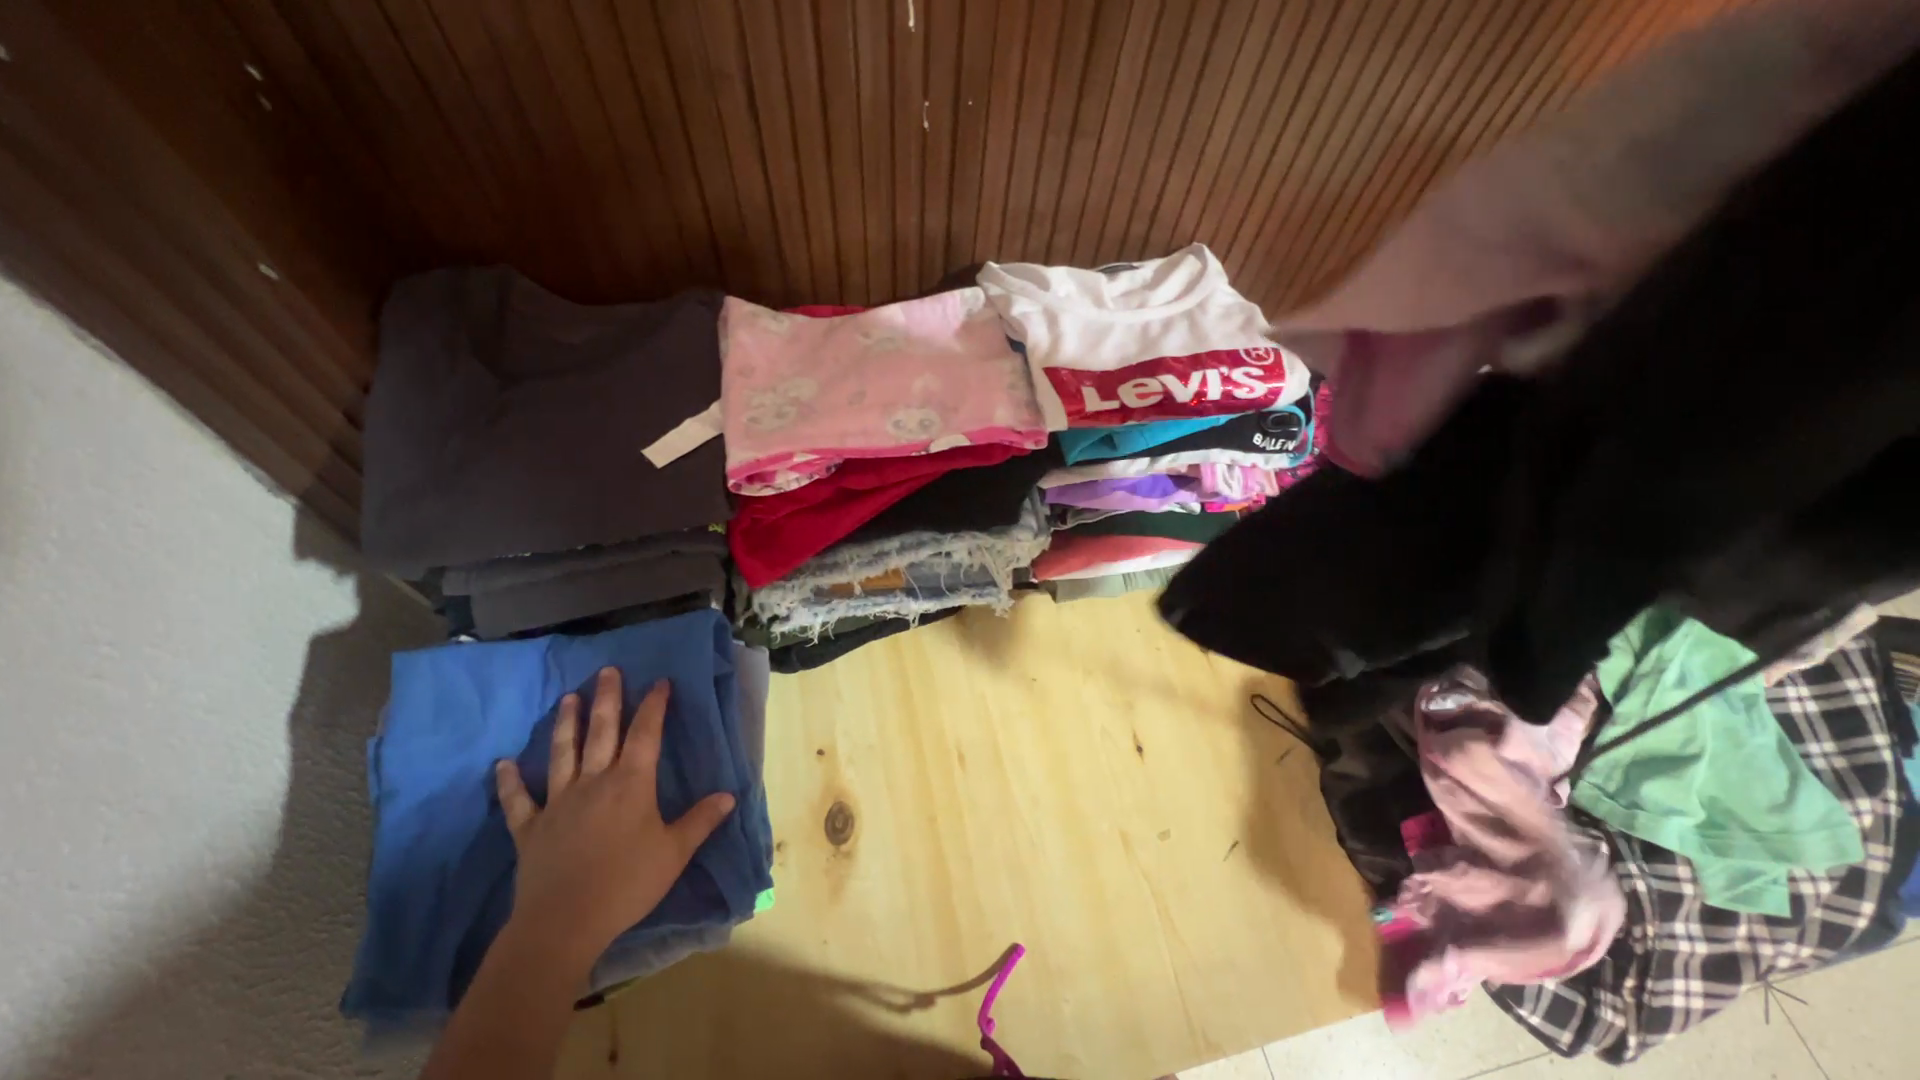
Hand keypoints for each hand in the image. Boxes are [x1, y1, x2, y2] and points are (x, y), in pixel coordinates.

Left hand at [493, 669, 736, 975]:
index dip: (654, 706)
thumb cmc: (627, 884)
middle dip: (608, 699)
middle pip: (601, 732)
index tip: (660, 682)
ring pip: (562, 754)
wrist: (564, 921)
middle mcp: (593, 782)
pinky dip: (509, 782)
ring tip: (568, 698)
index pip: (645, 735)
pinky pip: (518, 800)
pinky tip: (502, 764)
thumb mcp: (675, 853)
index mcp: (631, 784)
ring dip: (566, 724)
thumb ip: (700, 821)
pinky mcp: (530, 828)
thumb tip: (729, 794)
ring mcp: (558, 803)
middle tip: (608, 671)